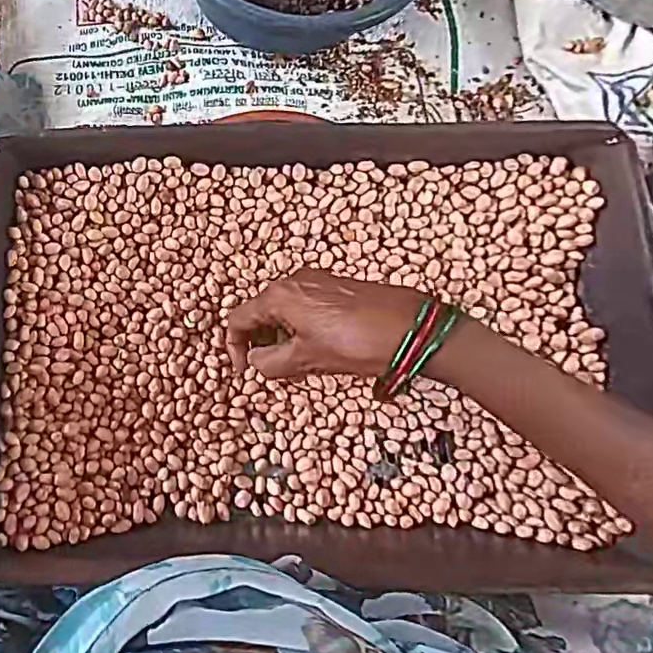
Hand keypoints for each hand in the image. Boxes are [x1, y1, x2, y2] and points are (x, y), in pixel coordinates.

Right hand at [223, 269, 429, 379]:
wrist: (417, 329)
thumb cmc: (358, 343)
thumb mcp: (306, 360)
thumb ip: (269, 363)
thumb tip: (256, 362)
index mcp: (278, 296)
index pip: (237, 320)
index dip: (235, 349)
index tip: (245, 371)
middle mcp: (294, 281)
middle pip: (259, 314)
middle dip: (260, 343)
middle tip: (271, 370)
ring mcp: (317, 281)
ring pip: (282, 311)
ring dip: (281, 338)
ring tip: (298, 364)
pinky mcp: (337, 288)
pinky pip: (304, 307)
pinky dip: (301, 328)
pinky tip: (319, 349)